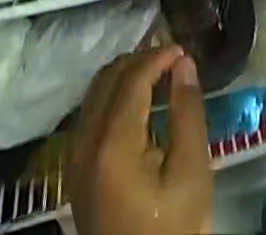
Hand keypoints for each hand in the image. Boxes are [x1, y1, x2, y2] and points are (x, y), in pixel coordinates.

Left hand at [68, 46, 211, 234]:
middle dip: (142, 59)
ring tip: (160, 70)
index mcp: (112, 144)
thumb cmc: (173, 229)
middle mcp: (84, 141)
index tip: (184, 49)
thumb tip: (184, 64)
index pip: (132, 78)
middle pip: (109, 77)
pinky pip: (91, 109)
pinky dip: (114, 92)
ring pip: (96, 89)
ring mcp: (74, 154)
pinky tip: (139, 98)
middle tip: (174, 56)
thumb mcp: (191, 174)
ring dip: (127, 73)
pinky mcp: (75, 165)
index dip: (158, 56)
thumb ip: (188, 113)